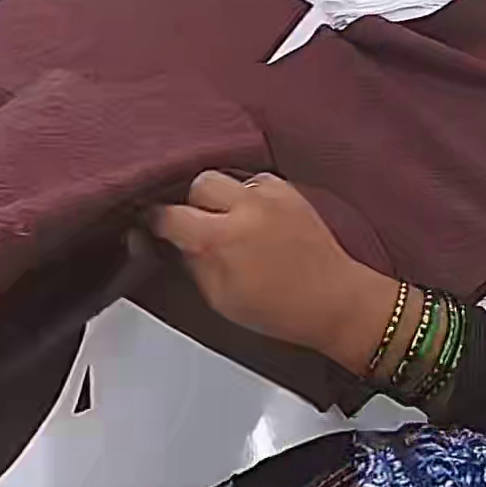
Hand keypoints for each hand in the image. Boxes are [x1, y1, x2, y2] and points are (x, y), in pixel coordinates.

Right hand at [148, 171, 399, 373]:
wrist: (334, 300)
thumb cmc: (280, 309)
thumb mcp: (219, 298)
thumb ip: (190, 264)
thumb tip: (168, 241)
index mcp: (223, 237)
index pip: (170, 215)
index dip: (155, 221)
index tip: (151, 226)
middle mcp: (247, 207)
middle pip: (199, 183)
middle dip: (191, 203)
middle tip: (194, 226)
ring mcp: (273, 196)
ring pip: (229, 177)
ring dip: (222, 196)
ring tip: (227, 222)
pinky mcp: (293, 193)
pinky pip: (258, 181)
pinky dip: (250, 194)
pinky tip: (253, 215)